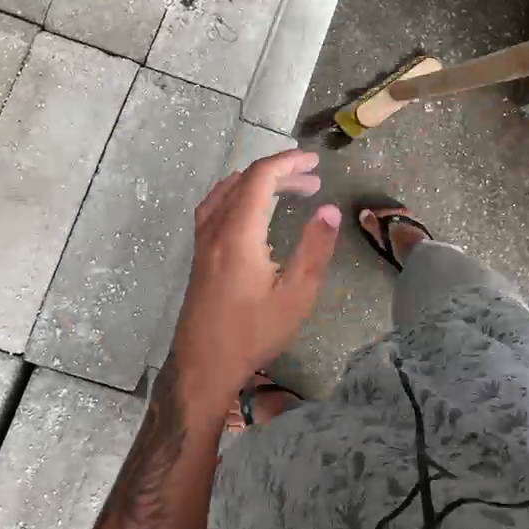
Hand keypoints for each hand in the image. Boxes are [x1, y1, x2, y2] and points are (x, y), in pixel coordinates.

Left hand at [169, 150, 338, 408]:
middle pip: (246, 180)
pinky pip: (216, 205)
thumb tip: (329, 209)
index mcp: (239, 232)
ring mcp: (203, 240)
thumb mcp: (295, 296)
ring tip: (288, 189)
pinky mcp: (200, 253)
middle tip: (313, 181)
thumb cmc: (253, 334)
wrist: (203, 366)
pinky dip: (238, 193)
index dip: (288, 162)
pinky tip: (249, 207)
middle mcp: (216, 228)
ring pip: (228, 191)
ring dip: (259, 182)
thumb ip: (314, 249)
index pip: (261, 177)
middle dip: (281, 172)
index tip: (315, 162)